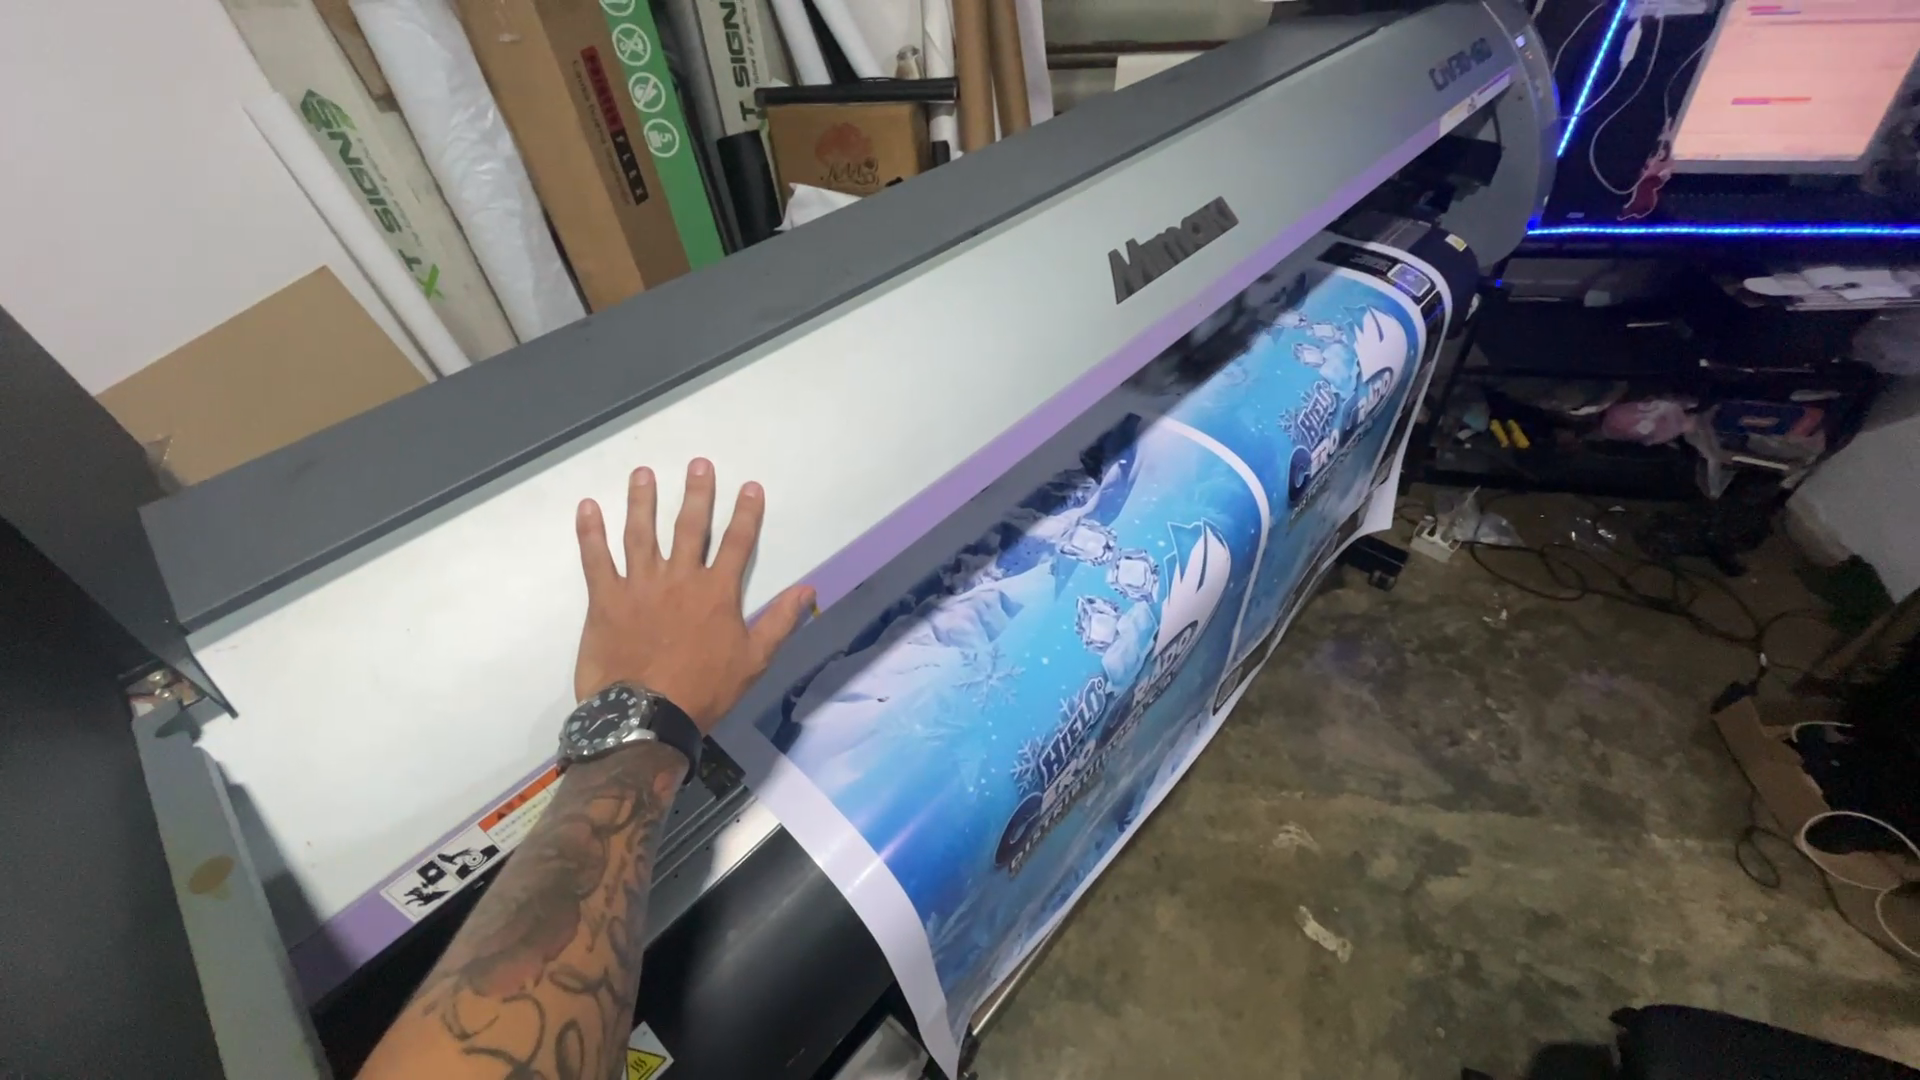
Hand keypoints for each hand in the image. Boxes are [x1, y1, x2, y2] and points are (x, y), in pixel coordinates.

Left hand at [572, 459, 814, 731]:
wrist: (645, 715)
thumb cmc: (704, 689)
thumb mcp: (754, 659)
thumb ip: (781, 621)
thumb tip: (809, 590)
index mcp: (717, 591)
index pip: (738, 542)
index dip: (747, 513)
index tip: (750, 486)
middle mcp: (680, 577)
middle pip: (691, 526)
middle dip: (697, 493)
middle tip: (699, 463)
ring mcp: (640, 584)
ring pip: (641, 532)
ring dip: (643, 500)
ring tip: (644, 472)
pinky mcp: (605, 598)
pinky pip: (596, 558)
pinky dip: (590, 532)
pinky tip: (588, 507)